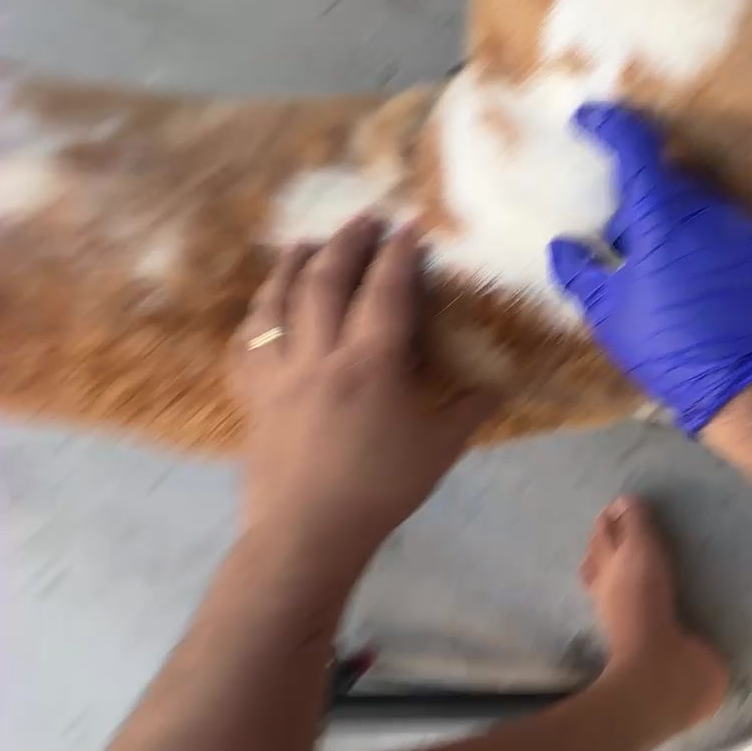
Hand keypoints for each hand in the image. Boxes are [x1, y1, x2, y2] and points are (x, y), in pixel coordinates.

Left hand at [229, 216, 497, 568]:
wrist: (308, 531)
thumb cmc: (385, 485)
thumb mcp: (444, 444)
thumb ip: (473, 406)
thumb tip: (505, 382)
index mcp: (369, 366)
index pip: (385, 295)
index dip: (399, 257)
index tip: (410, 227)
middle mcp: (317, 359)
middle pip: (324, 285)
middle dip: (345, 245)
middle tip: (364, 219)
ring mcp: (276, 375)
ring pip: (275, 305)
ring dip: (291, 267)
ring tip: (304, 242)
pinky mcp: (251, 396)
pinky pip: (246, 342)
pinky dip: (257, 313)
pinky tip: (265, 305)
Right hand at [548, 103, 751, 434]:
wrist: (748, 385)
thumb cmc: (668, 349)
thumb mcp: (609, 315)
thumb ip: (581, 272)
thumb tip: (564, 247)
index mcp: (665, 218)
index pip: (637, 147)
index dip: (612, 125)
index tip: (594, 119)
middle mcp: (714, 212)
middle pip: (674, 180)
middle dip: (647, 198)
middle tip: (629, 236)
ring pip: (711, 208)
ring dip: (686, 222)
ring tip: (674, 268)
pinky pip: (741, 235)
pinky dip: (720, 246)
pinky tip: (712, 283)